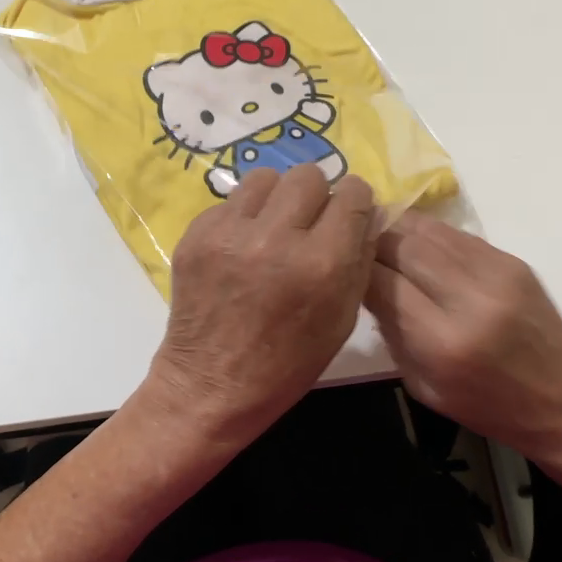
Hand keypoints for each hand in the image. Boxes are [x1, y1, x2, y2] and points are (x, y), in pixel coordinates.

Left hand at [146, 166, 376, 437]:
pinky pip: (230, 202)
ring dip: (276, 199)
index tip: (347, 215)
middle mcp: (274, 238)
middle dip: (316, 196)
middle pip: (307, 175)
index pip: (352, 194)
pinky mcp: (195, 235)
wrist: (212, 387)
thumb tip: (366, 212)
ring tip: (271, 231)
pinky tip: (240, 250)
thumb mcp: (342, 319)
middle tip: (308, 225)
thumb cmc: (287, 363)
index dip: (354, 202)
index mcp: (321, 263)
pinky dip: (241, 219)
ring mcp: (228, 233)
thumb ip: (358, 259)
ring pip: (265, 178)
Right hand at [364, 214, 561, 462]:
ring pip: (427, 230)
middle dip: (369, 243)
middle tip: (351, 249)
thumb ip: (391, 332)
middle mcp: (470, 298)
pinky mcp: (512, 260)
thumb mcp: (421, 385)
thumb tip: (365, 287)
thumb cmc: (485, 406)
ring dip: (395, 230)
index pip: (380, 282)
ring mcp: (496, 273)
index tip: (339, 272)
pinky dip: (426, 235)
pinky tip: (413, 246)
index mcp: (442, 341)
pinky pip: (455, 235)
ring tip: (376, 240)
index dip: (353, 270)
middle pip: (401, 245)